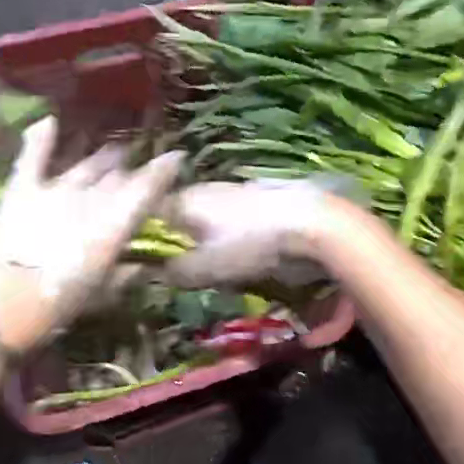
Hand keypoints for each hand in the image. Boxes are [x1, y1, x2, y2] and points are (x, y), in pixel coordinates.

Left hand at [0, 117, 181, 349]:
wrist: (2, 302)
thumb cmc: (59, 305)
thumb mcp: (102, 296)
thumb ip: (125, 275)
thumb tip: (141, 265)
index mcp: (116, 222)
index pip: (148, 186)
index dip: (164, 169)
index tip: (175, 158)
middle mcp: (91, 196)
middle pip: (116, 175)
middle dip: (129, 171)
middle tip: (134, 172)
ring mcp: (56, 188)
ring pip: (86, 165)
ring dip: (100, 158)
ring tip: (111, 153)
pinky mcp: (22, 188)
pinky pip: (34, 155)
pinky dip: (41, 137)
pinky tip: (48, 121)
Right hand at [163, 180, 347, 287]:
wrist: (314, 225)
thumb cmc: (250, 244)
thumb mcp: (204, 267)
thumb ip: (175, 271)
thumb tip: (160, 273)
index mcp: (186, 199)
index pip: (152, 214)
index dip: (149, 239)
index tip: (152, 264)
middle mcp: (207, 189)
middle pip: (183, 220)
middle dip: (185, 247)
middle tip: (191, 274)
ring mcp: (237, 193)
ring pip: (211, 225)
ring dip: (212, 248)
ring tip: (222, 273)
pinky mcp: (262, 202)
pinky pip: (237, 227)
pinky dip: (237, 244)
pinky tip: (248, 261)